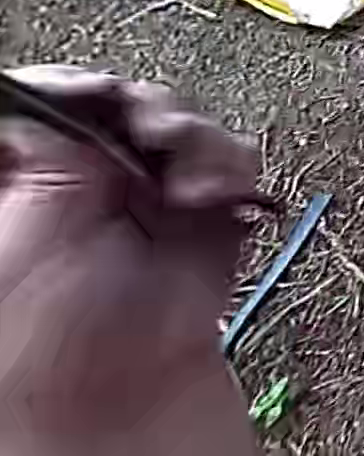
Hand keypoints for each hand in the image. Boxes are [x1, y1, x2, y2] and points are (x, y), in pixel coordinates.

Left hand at [0, 66, 261, 455]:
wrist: (120, 379)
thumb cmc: (36, 333)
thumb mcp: (21, 240)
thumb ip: (46, 169)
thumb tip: (48, 101)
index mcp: (23, 180)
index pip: (43, 108)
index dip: (70, 89)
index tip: (92, 89)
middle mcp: (83, 174)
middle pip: (129, 107)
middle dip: (155, 116)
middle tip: (160, 133)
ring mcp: (151, 183)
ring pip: (193, 125)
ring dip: (204, 147)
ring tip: (196, 186)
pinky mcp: (211, 193)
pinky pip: (238, 154)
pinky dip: (237, 168)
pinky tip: (219, 195)